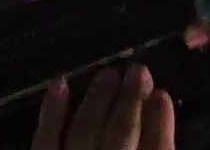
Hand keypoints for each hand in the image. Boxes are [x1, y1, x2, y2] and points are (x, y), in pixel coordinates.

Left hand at [31, 64, 174, 149]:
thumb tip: (161, 126)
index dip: (161, 124)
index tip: (163, 93)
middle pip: (121, 136)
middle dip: (131, 101)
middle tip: (139, 69)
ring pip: (85, 131)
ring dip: (98, 99)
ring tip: (109, 72)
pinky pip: (45, 140)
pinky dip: (52, 112)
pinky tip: (60, 83)